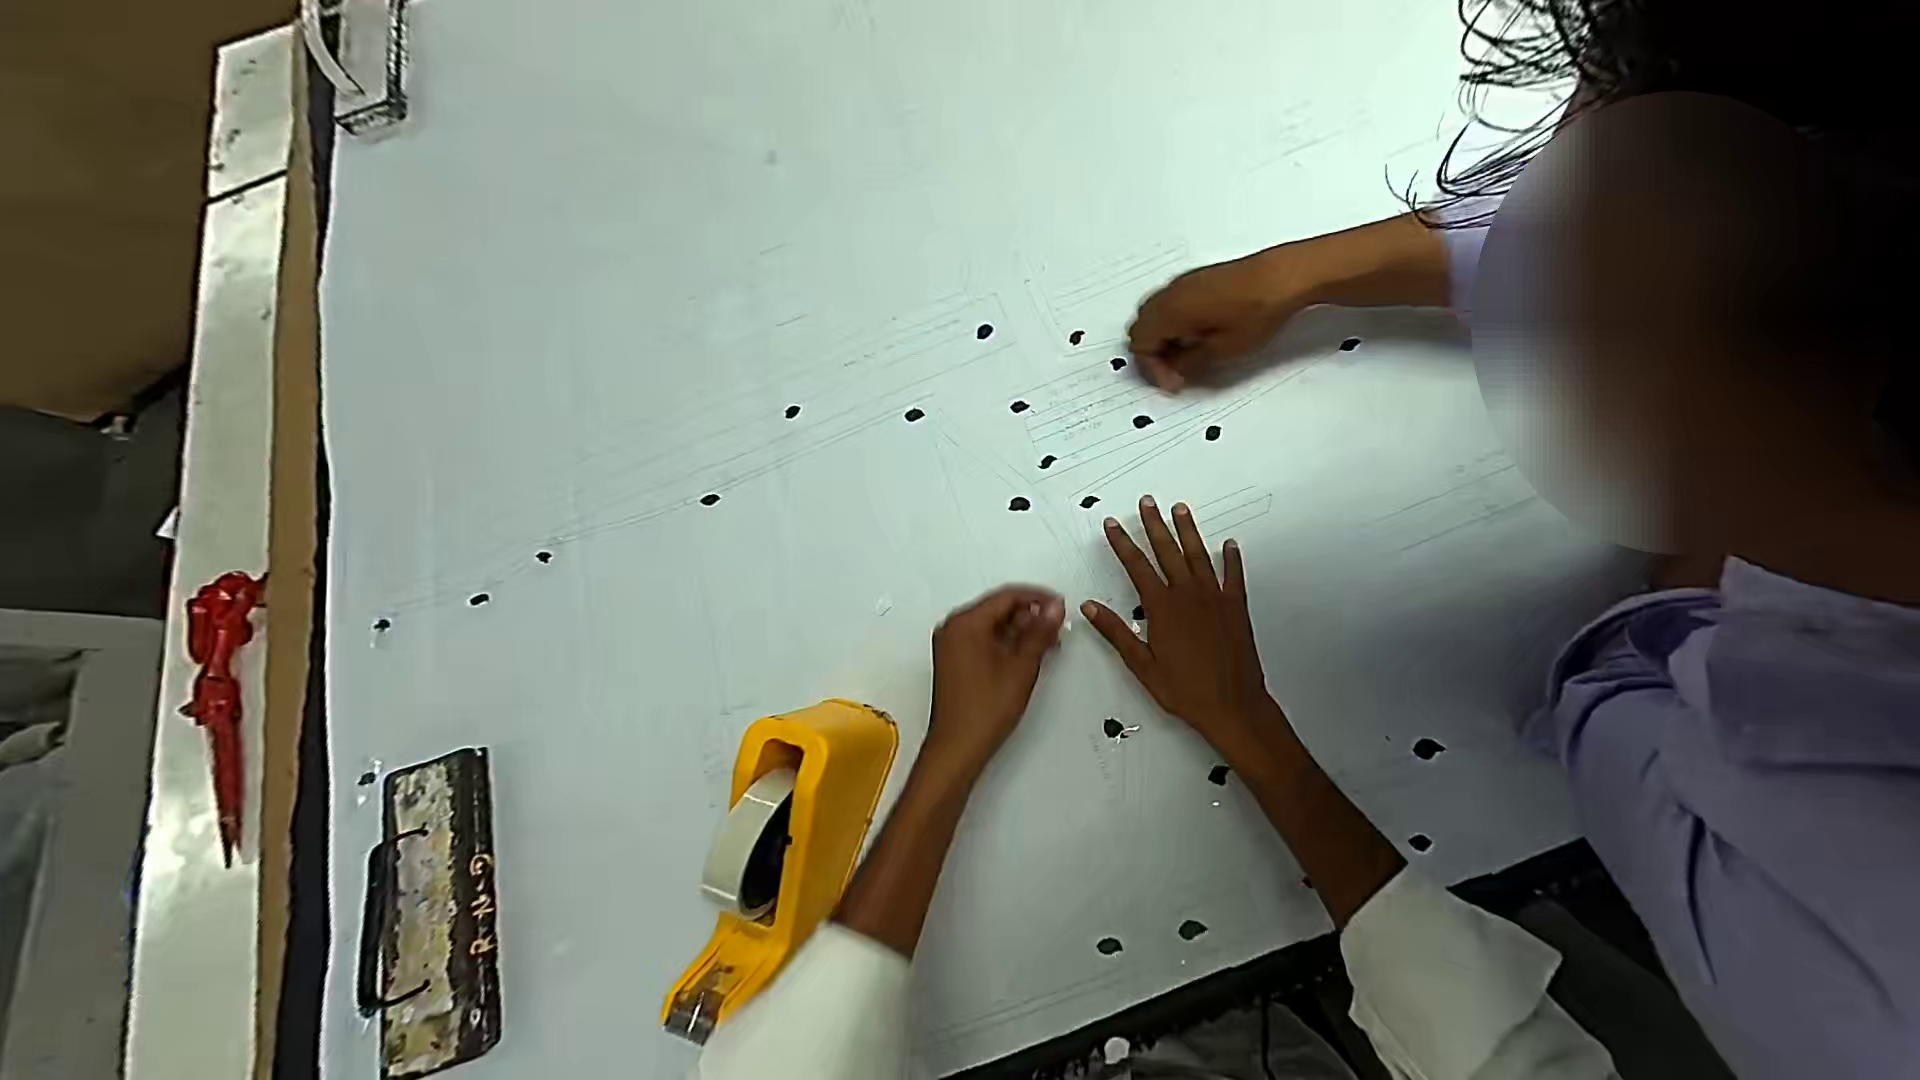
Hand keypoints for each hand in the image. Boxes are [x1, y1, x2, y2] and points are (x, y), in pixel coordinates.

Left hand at [924, 585, 1065, 775]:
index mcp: (965, 623)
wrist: (958, 746)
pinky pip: (982, 638)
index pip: (1007, 596)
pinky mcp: (953, 658)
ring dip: (1019, 630)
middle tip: (1054, 625)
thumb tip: (1052, 609)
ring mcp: (950, 644)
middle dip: (1029, 615)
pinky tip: (1024, 655)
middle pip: (998, 608)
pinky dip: (1004, 642)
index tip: (1056, 604)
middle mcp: (953, 629)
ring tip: (1045, 643)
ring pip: (991, 624)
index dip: (1038, 598)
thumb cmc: (980, 714)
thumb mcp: (1022, 666)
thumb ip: (1040, 632)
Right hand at [1081, 497, 1274, 761]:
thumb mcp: (1141, 664)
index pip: (1136, 565)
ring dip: (1188, 531)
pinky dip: (1231, 559)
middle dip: (1154, 525)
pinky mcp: (1236, 609)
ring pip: (1198, 556)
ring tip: (1180, 510)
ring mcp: (1215, 599)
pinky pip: (1233, 576)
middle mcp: (1189, 596)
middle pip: (1167, 551)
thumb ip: (1116, 631)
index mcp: (1162, 608)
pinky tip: (1229, 545)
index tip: (1114, 525)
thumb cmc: (1187, 690)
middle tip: (1147, 504)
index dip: (1122, 542)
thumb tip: (1091, 608)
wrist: (1233, 706)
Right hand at [1127, 253, 1313, 391]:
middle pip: (1141, 328)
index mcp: (1169, 312)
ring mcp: (1183, 283)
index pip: (1140, 345)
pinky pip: (1171, 303)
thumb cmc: (1256, 311)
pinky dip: (1174, 322)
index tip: (1173, 382)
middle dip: (1153, 353)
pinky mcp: (1198, 279)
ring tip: (1186, 353)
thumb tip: (1174, 369)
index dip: (1153, 369)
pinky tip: (1198, 333)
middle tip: (1174, 371)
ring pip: (1154, 314)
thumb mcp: (1220, 351)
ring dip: (1162, 337)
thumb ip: (1187, 364)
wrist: (1287, 276)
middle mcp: (1170, 294)